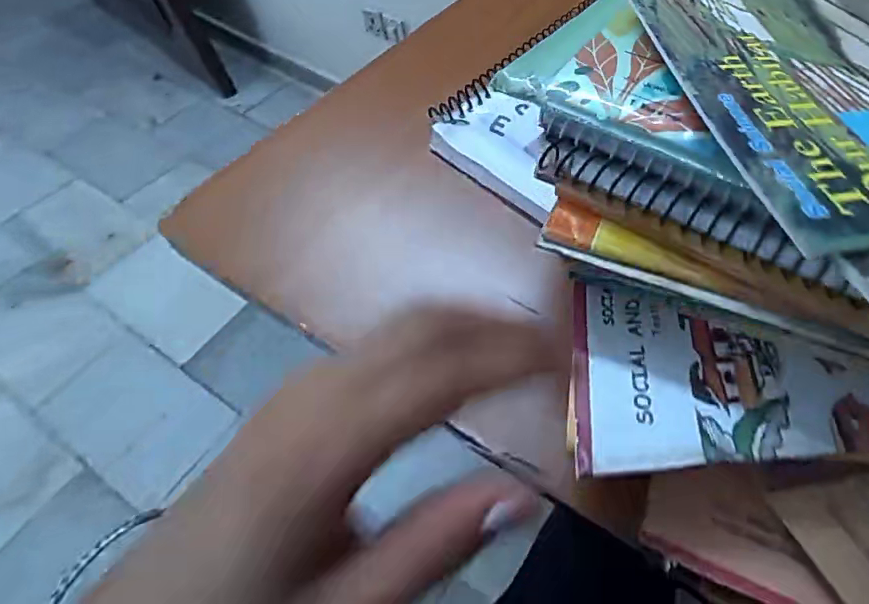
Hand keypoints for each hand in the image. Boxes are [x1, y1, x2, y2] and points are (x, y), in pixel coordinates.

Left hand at [90, 307, 558, 603]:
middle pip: (422, 323)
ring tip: (525, 342)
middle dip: (495, 321)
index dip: (510, 353)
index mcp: (330, 440)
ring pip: (403, 322)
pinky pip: (383, 339)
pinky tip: (462, 359)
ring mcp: (307, 379)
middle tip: (558, 340)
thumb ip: (432, 548)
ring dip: (468, 320)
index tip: (566, 354)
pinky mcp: (303, 387)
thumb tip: (523, 494)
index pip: (440, 370)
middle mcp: (320, 387)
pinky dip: (437, 334)